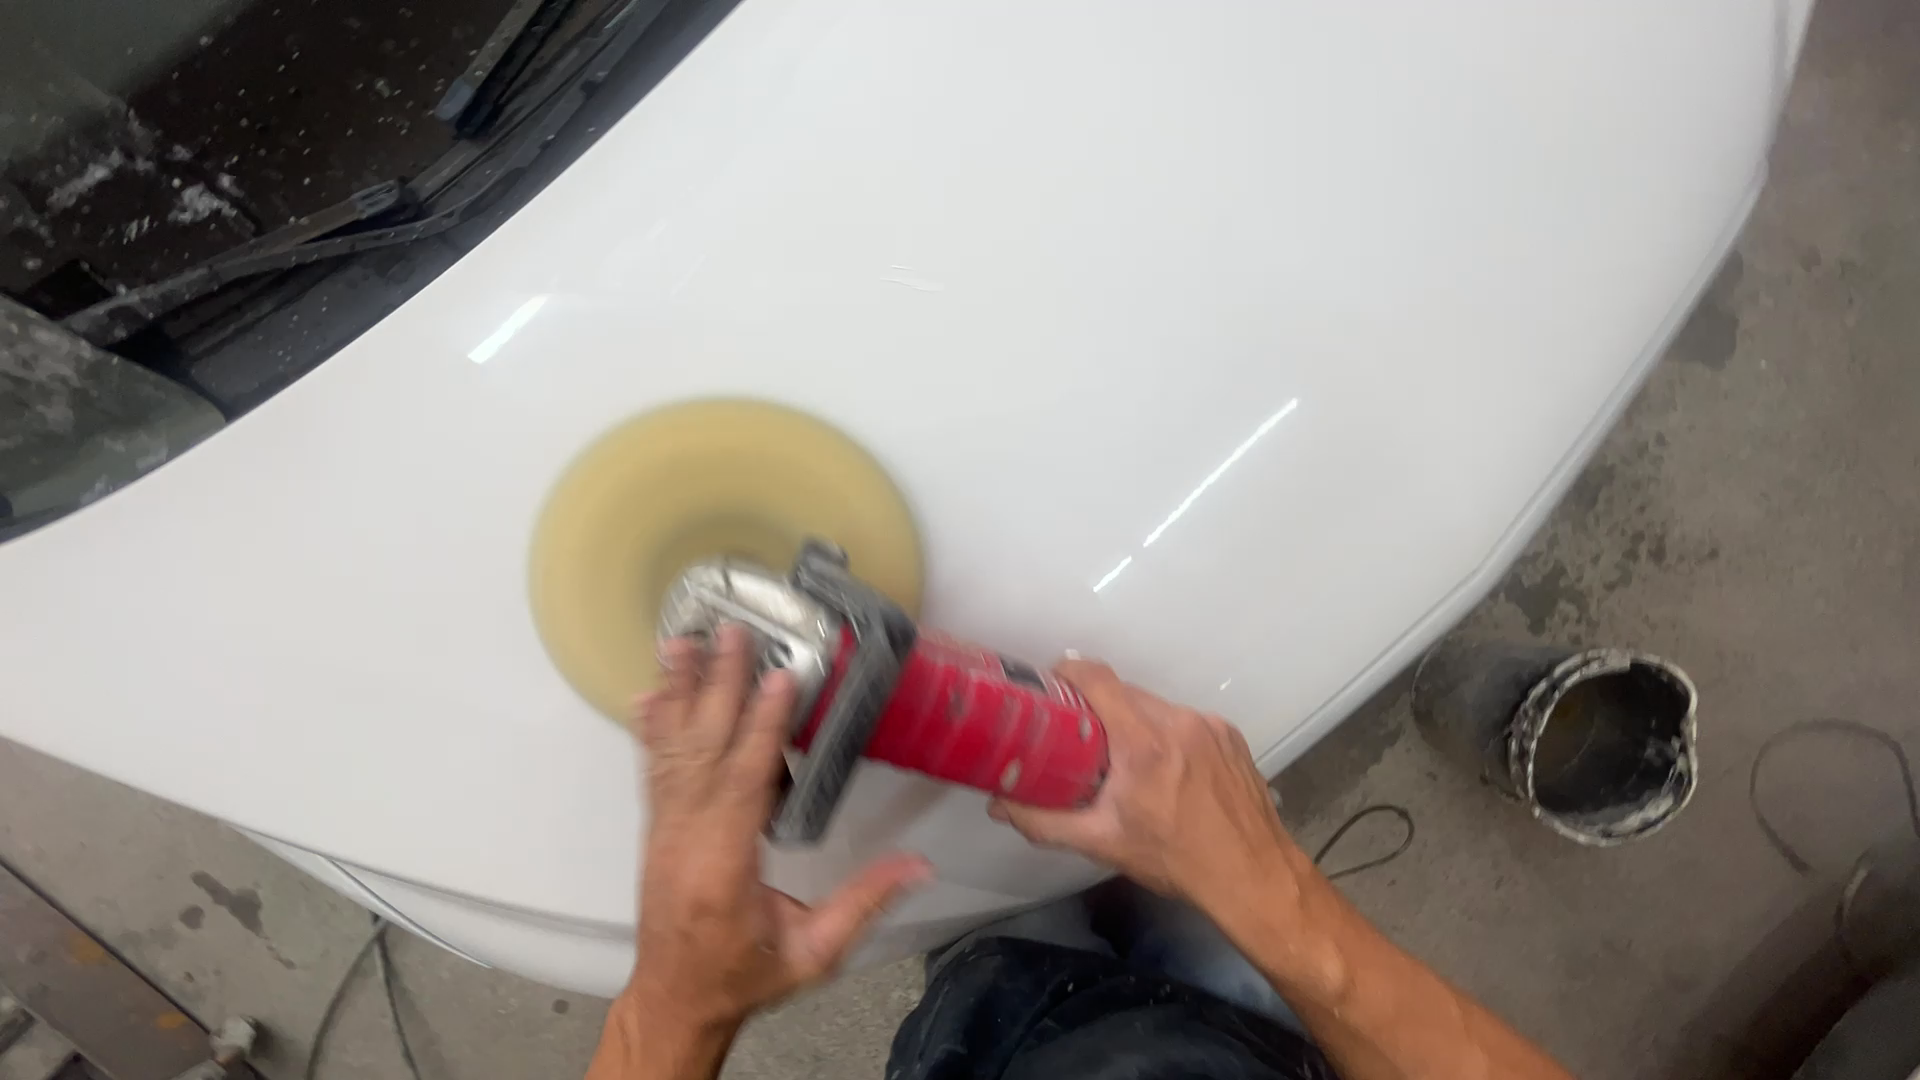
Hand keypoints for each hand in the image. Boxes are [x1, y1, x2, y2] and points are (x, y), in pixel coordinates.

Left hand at [623, 624, 931, 1030]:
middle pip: (704, 751)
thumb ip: (866, 903)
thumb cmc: (745, 976)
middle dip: (718, 687)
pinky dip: (651, 728)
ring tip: (680, 645)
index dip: (764, 728)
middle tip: (729, 635)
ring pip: (673, 751)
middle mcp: (686, 840)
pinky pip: (653, 770)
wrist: (674, 1004)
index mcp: (725, 869)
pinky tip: (647, 695)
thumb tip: (920, 866)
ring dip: (678, 694)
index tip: (779, 679)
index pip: (746, 785)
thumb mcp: (816, 953)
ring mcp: (663, 832)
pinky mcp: (655, 829)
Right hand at [987, 658, 1303, 925]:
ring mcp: (1208, 724)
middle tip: (1079, 733)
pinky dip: (1166, 733)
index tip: (1050, 683)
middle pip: (1124, 692)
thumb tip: (998, 806)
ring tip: (1122, 755)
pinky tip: (1166, 768)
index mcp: (1143, 742)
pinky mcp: (1229, 733)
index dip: (1068, 671)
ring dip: (1133, 720)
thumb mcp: (1102, 843)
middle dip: (1098, 705)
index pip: (1097, 679)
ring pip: (1155, 705)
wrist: (1255, 879)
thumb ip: (1043, 822)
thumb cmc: (1175, 860)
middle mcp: (1177, 721)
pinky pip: (1183, 719)